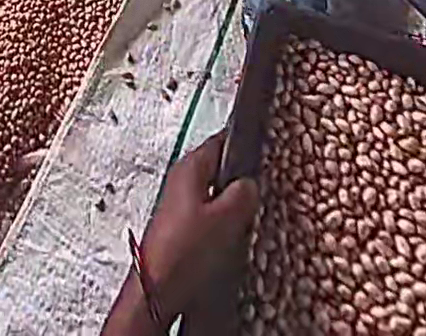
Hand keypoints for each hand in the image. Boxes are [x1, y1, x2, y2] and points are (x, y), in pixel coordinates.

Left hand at [136, 132, 259, 320]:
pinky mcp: (183, 221)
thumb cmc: (187, 247)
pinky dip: (225, 216)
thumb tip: (250, 181)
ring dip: (234, 199)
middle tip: (266, 184)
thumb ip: (240, 196)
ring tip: (256, 211)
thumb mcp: (223, 220)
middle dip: (240, 175)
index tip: (264, 145)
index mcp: (190, 167)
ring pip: (216, 190)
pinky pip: (210, 209)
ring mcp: (182, 199)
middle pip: (218, 166)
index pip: (219, 142)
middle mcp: (183, 177)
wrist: (159, 283)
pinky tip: (237, 232)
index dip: (241, 143)